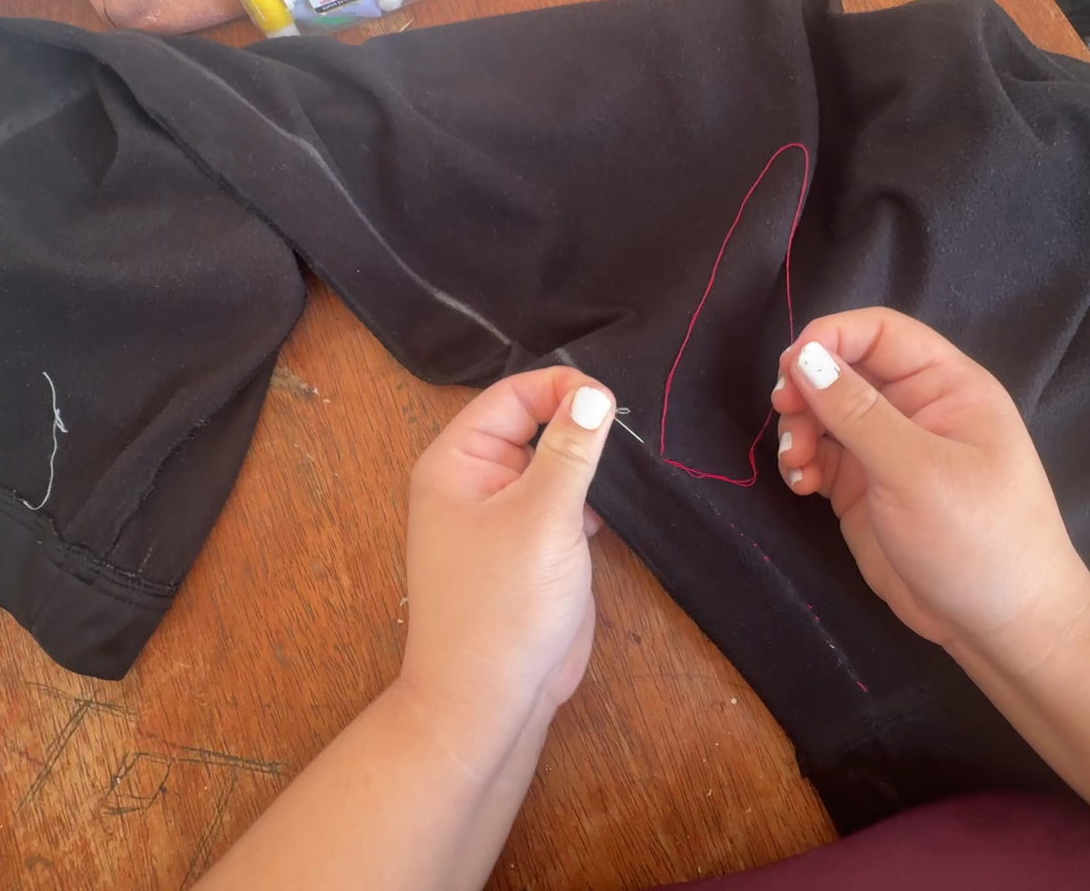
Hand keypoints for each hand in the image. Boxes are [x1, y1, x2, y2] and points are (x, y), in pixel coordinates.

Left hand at [399, 367, 615, 735]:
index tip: (612, 400)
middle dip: (578, 423)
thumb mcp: (542, 517)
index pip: (513, 396)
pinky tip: (616, 502)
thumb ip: (569, 450)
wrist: (492, 701)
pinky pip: (564, 497)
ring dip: (588, 459)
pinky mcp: (535, 541)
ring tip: (629, 460)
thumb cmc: (504, 603)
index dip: (561, 387)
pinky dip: (590, 494)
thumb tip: (594, 392)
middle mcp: (479, 478)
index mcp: (459, 460)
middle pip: (534, 424)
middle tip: (630, 427)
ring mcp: (507, 512)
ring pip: (553, 461)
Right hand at [772, 308, 1089, 668]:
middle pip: (841, 369)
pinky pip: (817, 453)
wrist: (998, 628)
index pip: (879, 332)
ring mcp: (884, 447)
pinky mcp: (861, 484)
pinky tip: (802, 487)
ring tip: (797, 465)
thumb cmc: (976, 539)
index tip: (789, 367)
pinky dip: (800, 463)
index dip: (830, 337)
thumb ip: (857, 412)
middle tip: (785, 415)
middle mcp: (911, 407)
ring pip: (821, 412)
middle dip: (806, 389)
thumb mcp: (915, 471)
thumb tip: (803, 357)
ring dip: (797, 430)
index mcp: (944, 385)